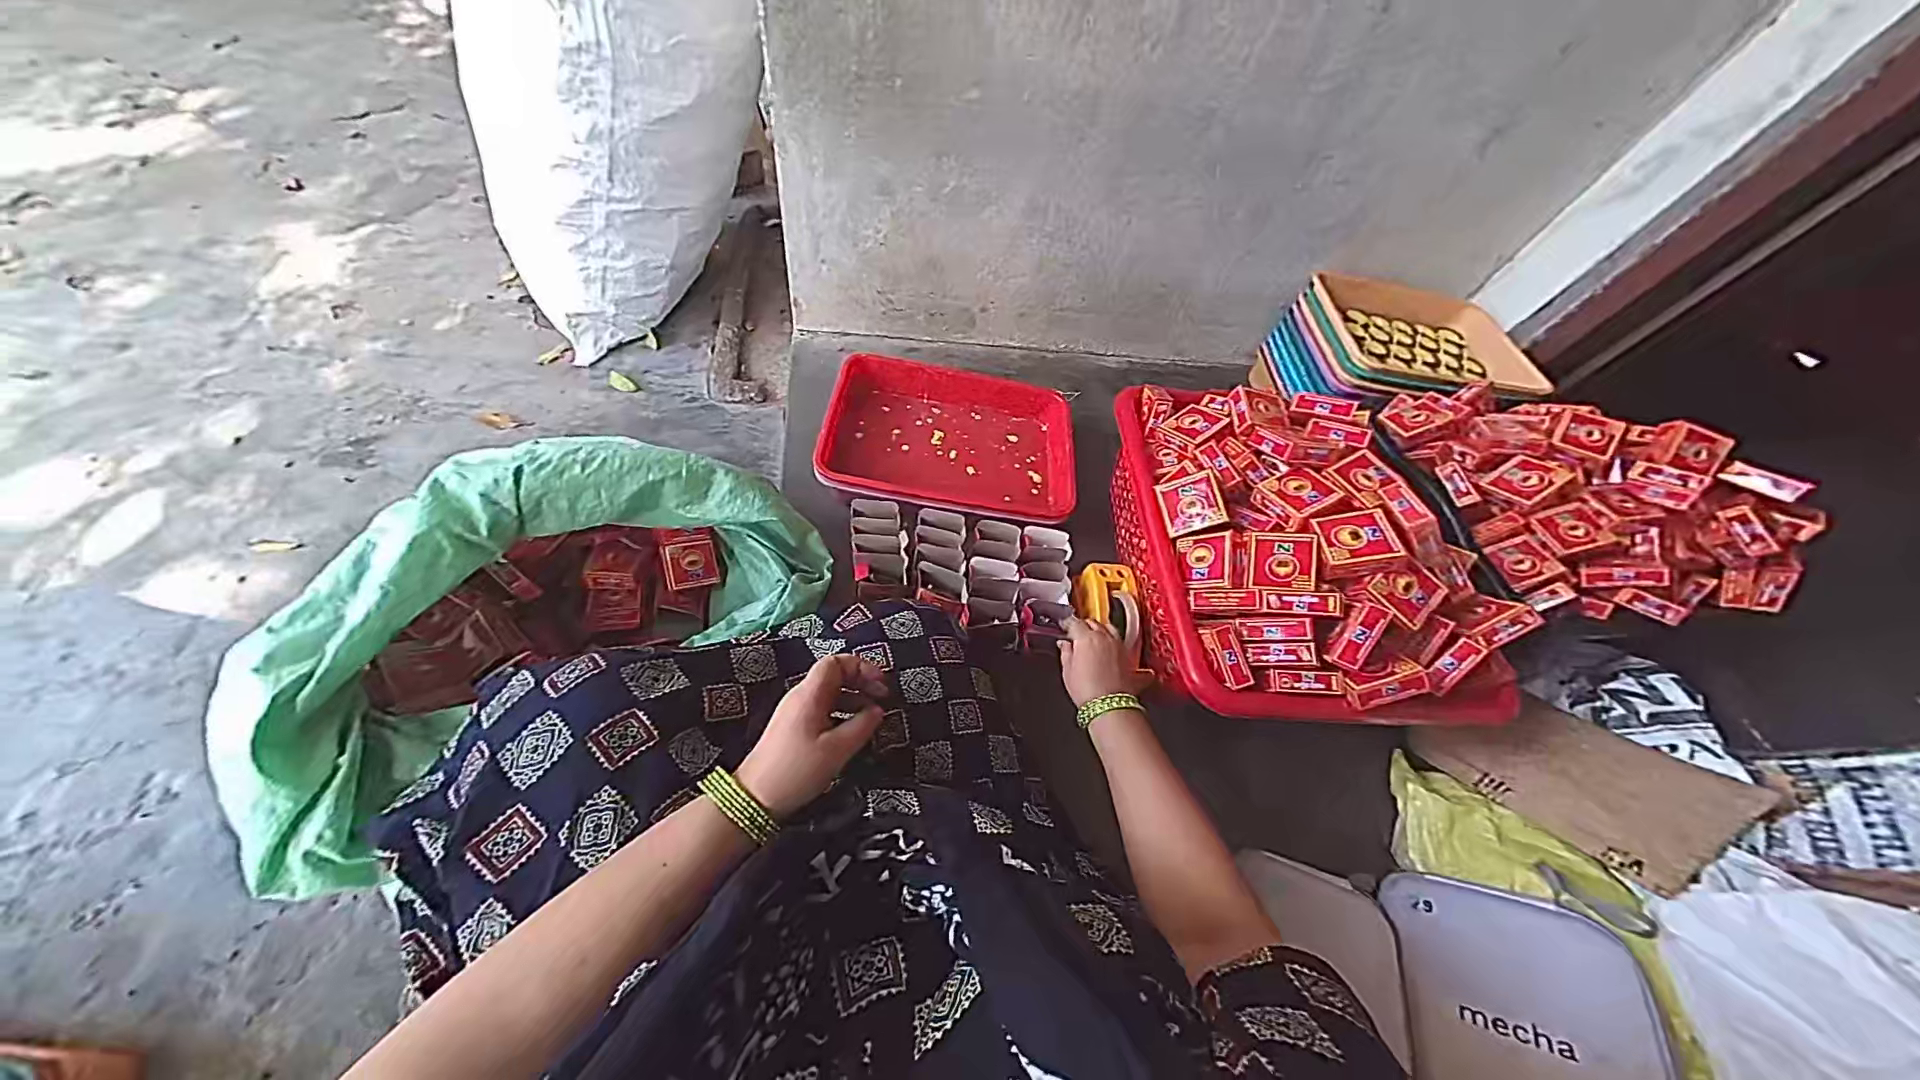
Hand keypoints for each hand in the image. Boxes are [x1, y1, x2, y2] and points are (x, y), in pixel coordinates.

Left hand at [735, 654, 888, 817]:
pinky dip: (843, 712)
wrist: (755, 798)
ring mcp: (796, 712)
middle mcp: (800, 697)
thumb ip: (862, 726)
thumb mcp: (837, 749)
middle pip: (835, 674)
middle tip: (882, 696)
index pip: (836, 662)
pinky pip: (824, 708)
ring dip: (854, 698)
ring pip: (830, 692)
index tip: (881, 684)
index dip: (862, 667)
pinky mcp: (794, 727)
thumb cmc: (795, 772)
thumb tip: (877, 711)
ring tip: (872, 714)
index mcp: (809, 694)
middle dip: (862, 681)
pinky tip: (853, 729)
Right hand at [1057, 616, 1140, 706]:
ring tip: (1095, 638)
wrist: (1110, 707)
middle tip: (1077, 632)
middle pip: (1093, 623)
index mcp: (1086, 638)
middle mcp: (1105, 638)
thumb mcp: (1067, 671)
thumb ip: (1066, 653)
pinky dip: (1114, 645)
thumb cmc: (1088, 691)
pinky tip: (1111, 651)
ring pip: (1110, 629)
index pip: (1075, 623)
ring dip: (1101, 630)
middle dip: (1084, 625)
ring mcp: (1119, 646)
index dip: (1067, 624)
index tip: (1064, 626)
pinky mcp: (1129, 657)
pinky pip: (1121, 644)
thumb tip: (1064, 645)